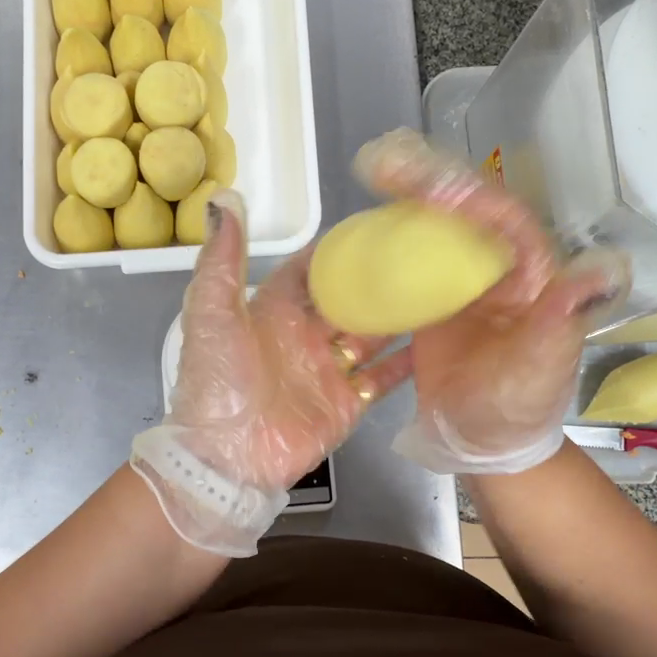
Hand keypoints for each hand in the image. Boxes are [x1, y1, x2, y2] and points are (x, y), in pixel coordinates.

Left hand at [130, 190, 412, 555]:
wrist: (225, 460)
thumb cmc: (218, 382)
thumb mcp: (212, 313)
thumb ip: (223, 259)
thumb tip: (225, 197)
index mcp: (274, 309)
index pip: (314, 268)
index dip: (343, 246)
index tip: (383, 222)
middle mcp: (305, 334)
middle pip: (351, 298)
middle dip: (382, 277)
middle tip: (430, 249)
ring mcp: (329, 370)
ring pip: (374, 333)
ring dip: (403, 313)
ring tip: (445, 286)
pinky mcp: (348, 404)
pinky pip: (385, 377)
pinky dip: (410, 360)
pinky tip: (443, 339)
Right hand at [354, 131, 625, 472]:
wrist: (482, 443)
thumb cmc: (517, 409)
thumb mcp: (541, 368)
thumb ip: (559, 321)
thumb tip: (598, 272)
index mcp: (531, 279)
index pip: (506, 225)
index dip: (473, 203)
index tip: (433, 192)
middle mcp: (496, 273)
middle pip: (465, 217)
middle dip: (430, 185)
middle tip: (387, 164)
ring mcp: (461, 287)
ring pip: (435, 232)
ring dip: (405, 204)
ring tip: (372, 176)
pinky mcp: (430, 305)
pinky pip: (410, 263)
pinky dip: (387, 242)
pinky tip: (362, 227)